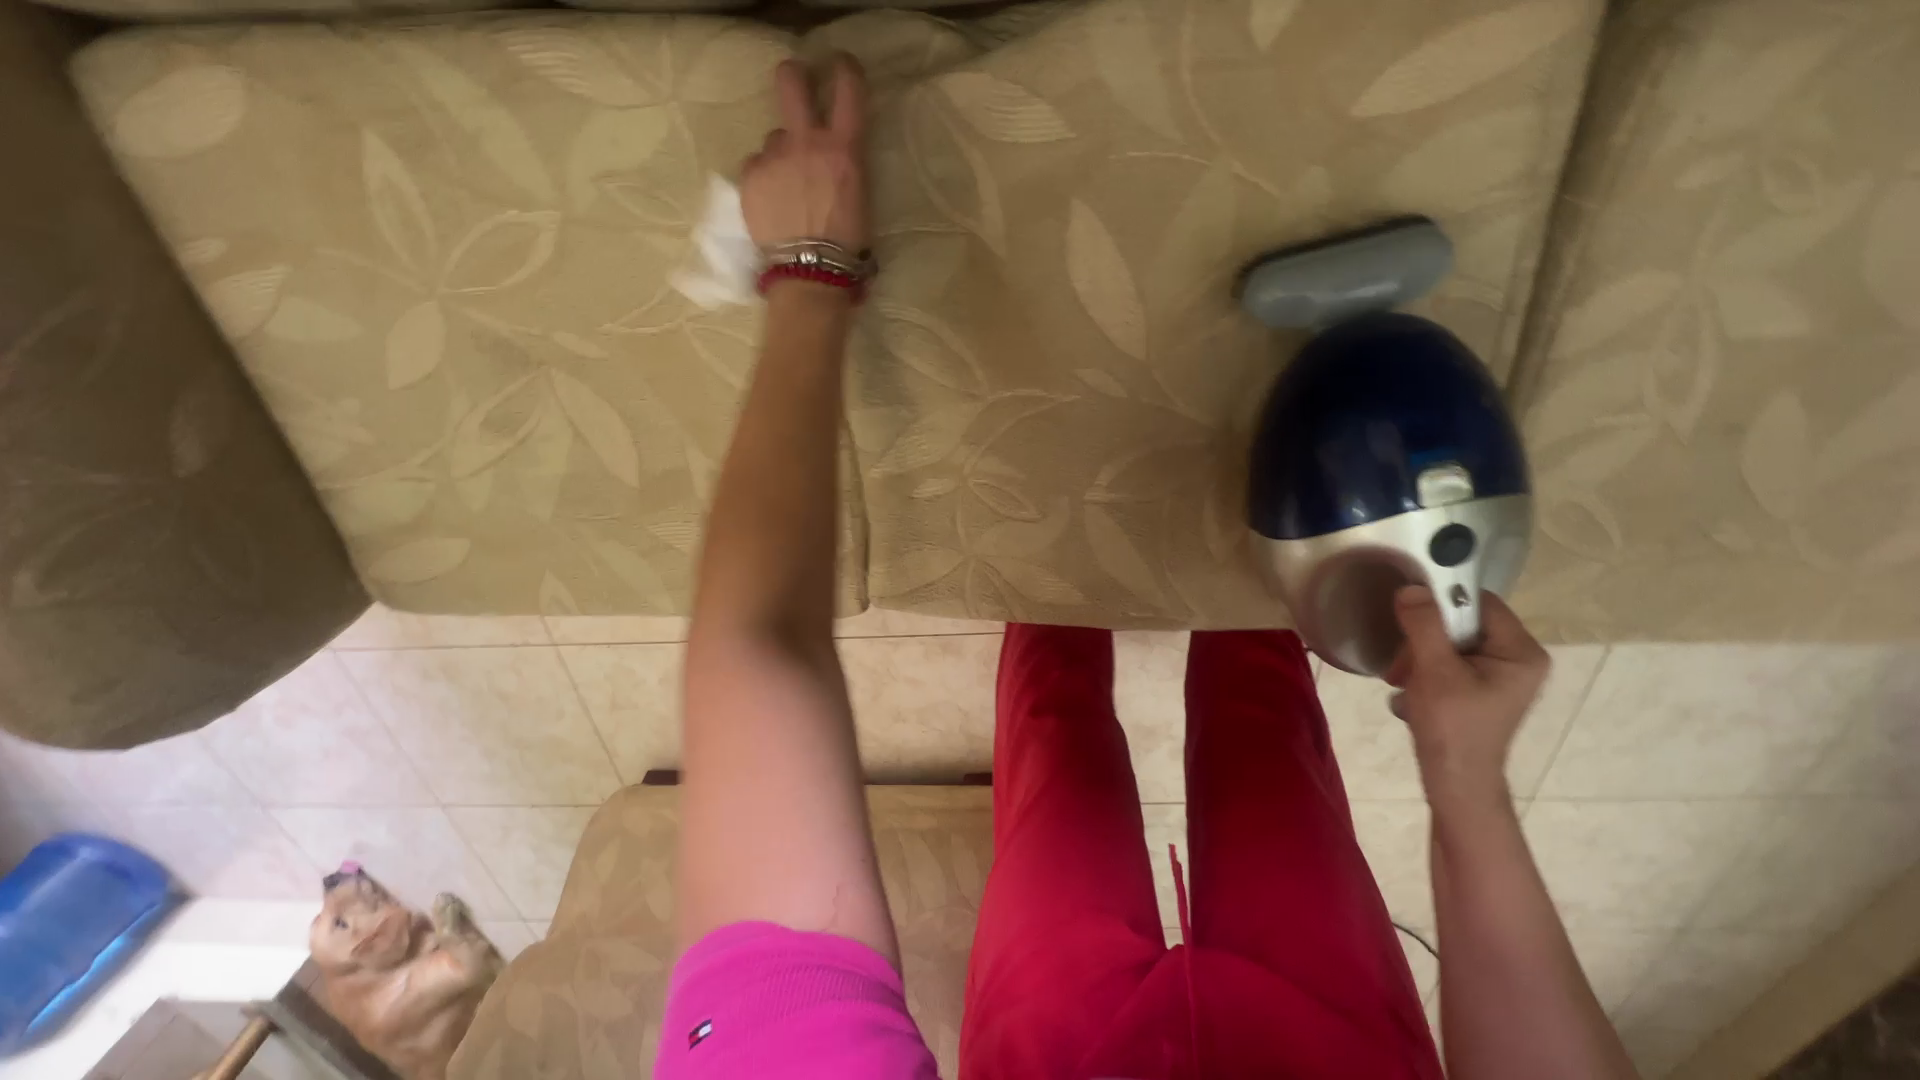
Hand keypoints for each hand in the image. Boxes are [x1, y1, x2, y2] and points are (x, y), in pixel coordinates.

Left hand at [740, 56, 868, 252]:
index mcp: (843, 148)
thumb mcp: (861, 197)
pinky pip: (757, 166)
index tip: (841, 67)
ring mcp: (773, 157)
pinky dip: (764, 179)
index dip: (845, 69)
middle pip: (790, 80)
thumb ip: (845, 165)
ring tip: (786, 188)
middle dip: (793, 75)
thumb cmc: (847, 243)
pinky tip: (771, 203)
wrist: (810, 271)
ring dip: (780, 154)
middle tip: (796, 84)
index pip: (848, 87)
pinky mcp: (750, 176)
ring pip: (774, 138)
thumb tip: (832, 157)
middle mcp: (806, 141)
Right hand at [1385, 585, 1549, 809]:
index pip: (1479, 602)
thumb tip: (1411, 588)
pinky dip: (1425, 670)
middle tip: (1401, 666)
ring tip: (1401, 682)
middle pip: (1462, 623)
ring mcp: (1501, 675)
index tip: (1408, 623)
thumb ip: (1425, 626)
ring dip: (1418, 657)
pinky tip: (1412, 691)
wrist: (1455, 782)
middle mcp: (1519, 658)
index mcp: (1521, 652)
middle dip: (1423, 640)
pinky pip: (1449, 661)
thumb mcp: (1435, 672)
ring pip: (1450, 642)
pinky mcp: (1482, 688)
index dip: (1440, 606)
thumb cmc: (1452, 728)